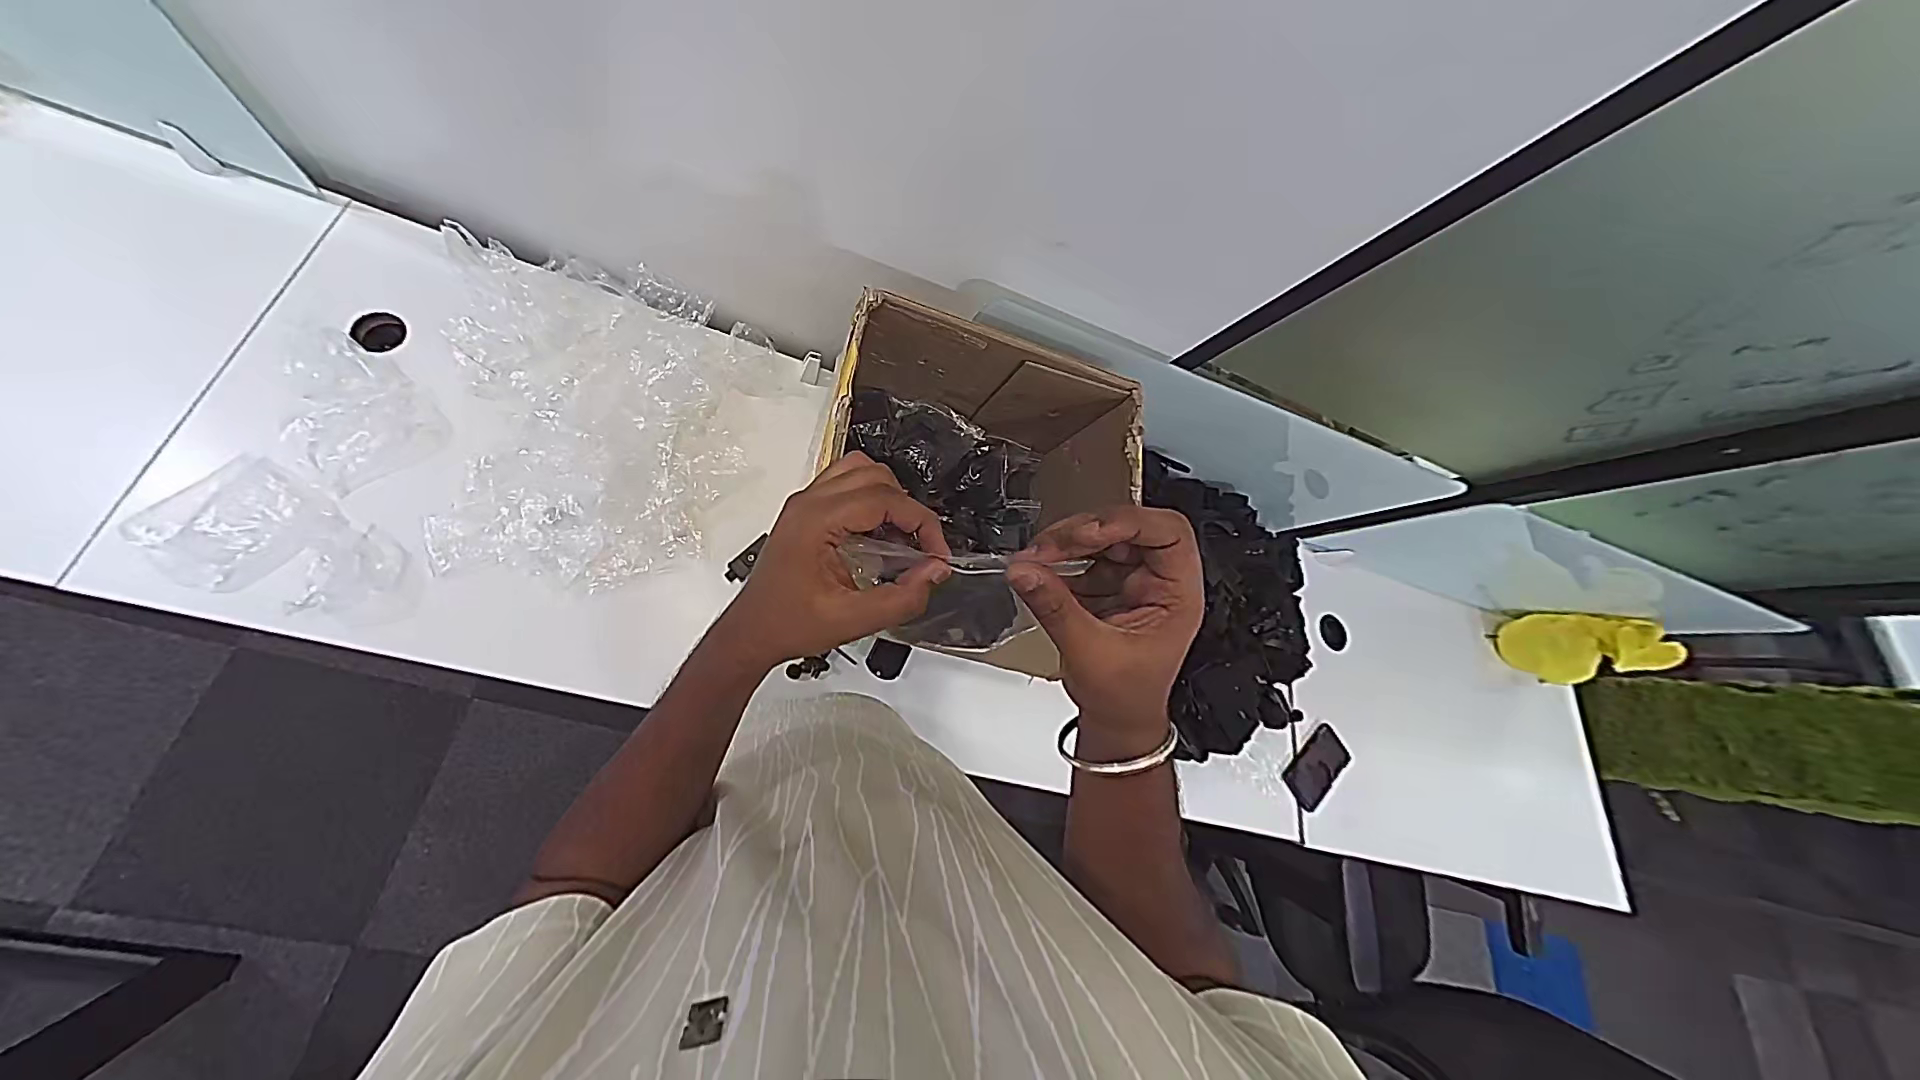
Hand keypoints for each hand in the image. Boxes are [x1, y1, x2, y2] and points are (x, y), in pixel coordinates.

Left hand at [715, 452, 951, 667]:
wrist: (752, 632)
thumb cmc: (785, 623)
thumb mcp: (852, 621)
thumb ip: (901, 598)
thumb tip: (933, 572)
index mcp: (815, 521)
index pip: (884, 498)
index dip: (921, 522)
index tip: (935, 552)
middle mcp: (808, 504)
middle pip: (876, 475)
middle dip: (909, 508)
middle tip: (923, 546)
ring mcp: (805, 505)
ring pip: (861, 470)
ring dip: (890, 497)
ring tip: (902, 536)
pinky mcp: (807, 512)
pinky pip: (847, 484)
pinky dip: (872, 500)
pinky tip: (879, 535)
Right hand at [1007, 507, 1202, 731]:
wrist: (1115, 719)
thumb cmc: (1124, 696)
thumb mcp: (1088, 652)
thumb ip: (1054, 607)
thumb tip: (1024, 570)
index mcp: (1177, 593)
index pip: (1166, 533)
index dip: (1127, 523)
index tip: (1087, 533)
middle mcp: (1158, 579)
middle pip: (1128, 528)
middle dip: (1084, 532)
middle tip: (1047, 547)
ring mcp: (1131, 579)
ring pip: (1102, 538)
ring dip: (1066, 542)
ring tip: (1035, 557)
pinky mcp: (1107, 583)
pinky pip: (1082, 556)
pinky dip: (1057, 559)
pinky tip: (1038, 568)